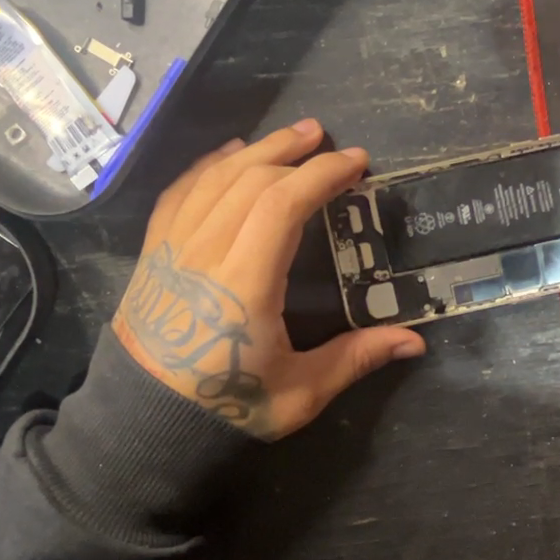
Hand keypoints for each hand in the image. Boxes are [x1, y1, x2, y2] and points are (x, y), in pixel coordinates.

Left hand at [112, 119, 426, 439]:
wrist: (144, 422)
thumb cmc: (227, 406)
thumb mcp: (300, 392)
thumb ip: (356, 357)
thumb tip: (416, 341)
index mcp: (245, 283)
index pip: (282, 204)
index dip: (321, 175)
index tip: (356, 163)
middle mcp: (206, 253)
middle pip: (250, 180)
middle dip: (293, 152)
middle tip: (328, 141)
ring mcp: (173, 248)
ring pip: (214, 179)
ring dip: (256, 151)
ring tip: (290, 137)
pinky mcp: (153, 252)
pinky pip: (179, 193)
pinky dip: (207, 166)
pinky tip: (227, 155)